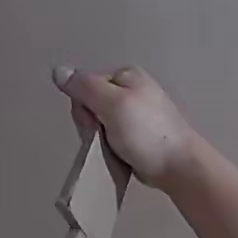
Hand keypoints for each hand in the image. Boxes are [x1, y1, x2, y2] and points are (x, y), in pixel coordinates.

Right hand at [53, 66, 204, 191]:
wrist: (178, 166)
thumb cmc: (146, 134)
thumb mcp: (113, 105)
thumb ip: (84, 87)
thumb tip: (58, 70)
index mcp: (126, 76)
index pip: (84, 87)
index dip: (83, 108)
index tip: (95, 124)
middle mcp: (131, 89)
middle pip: (90, 104)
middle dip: (91, 124)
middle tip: (106, 137)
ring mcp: (135, 113)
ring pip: (97, 123)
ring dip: (99, 138)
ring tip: (114, 148)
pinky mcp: (137, 134)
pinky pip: (110, 136)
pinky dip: (109, 146)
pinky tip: (119, 153)